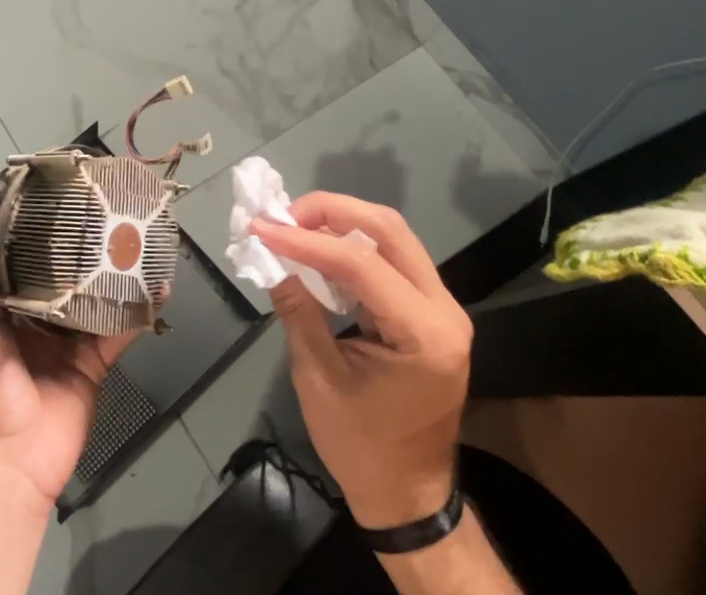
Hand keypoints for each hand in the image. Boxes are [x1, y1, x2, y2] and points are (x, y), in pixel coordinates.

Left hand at [0, 200, 138, 507]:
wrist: (18, 461)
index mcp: (5, 302)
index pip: (20, 251)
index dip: (35, 221)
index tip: (56, 187)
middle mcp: (39, 313)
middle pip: (66, 269)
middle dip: (84, 241)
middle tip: (109, 206)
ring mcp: (71, 336)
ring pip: (98, 294)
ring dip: (117, 270)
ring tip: (140, 236)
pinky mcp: (96, 359)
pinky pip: (122, 328)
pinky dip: (141, 310)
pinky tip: (158, 287)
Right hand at [252, 192, 472, 528]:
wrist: (407, 492)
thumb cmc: (360, 445)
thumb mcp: (318, 377)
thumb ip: (299, 310)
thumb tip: (269, 258)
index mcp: (425, 334)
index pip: (362, 263)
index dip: (306, 240)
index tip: (261, 228)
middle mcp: (445, 311)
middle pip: (390, 231)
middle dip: (332, 212)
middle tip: (282, 216)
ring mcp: (443, 310)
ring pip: (394, 240)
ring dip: (342, 225)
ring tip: (293, 228)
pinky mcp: (430, 315)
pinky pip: (393, 264)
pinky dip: (353, 249)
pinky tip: (317, 251)